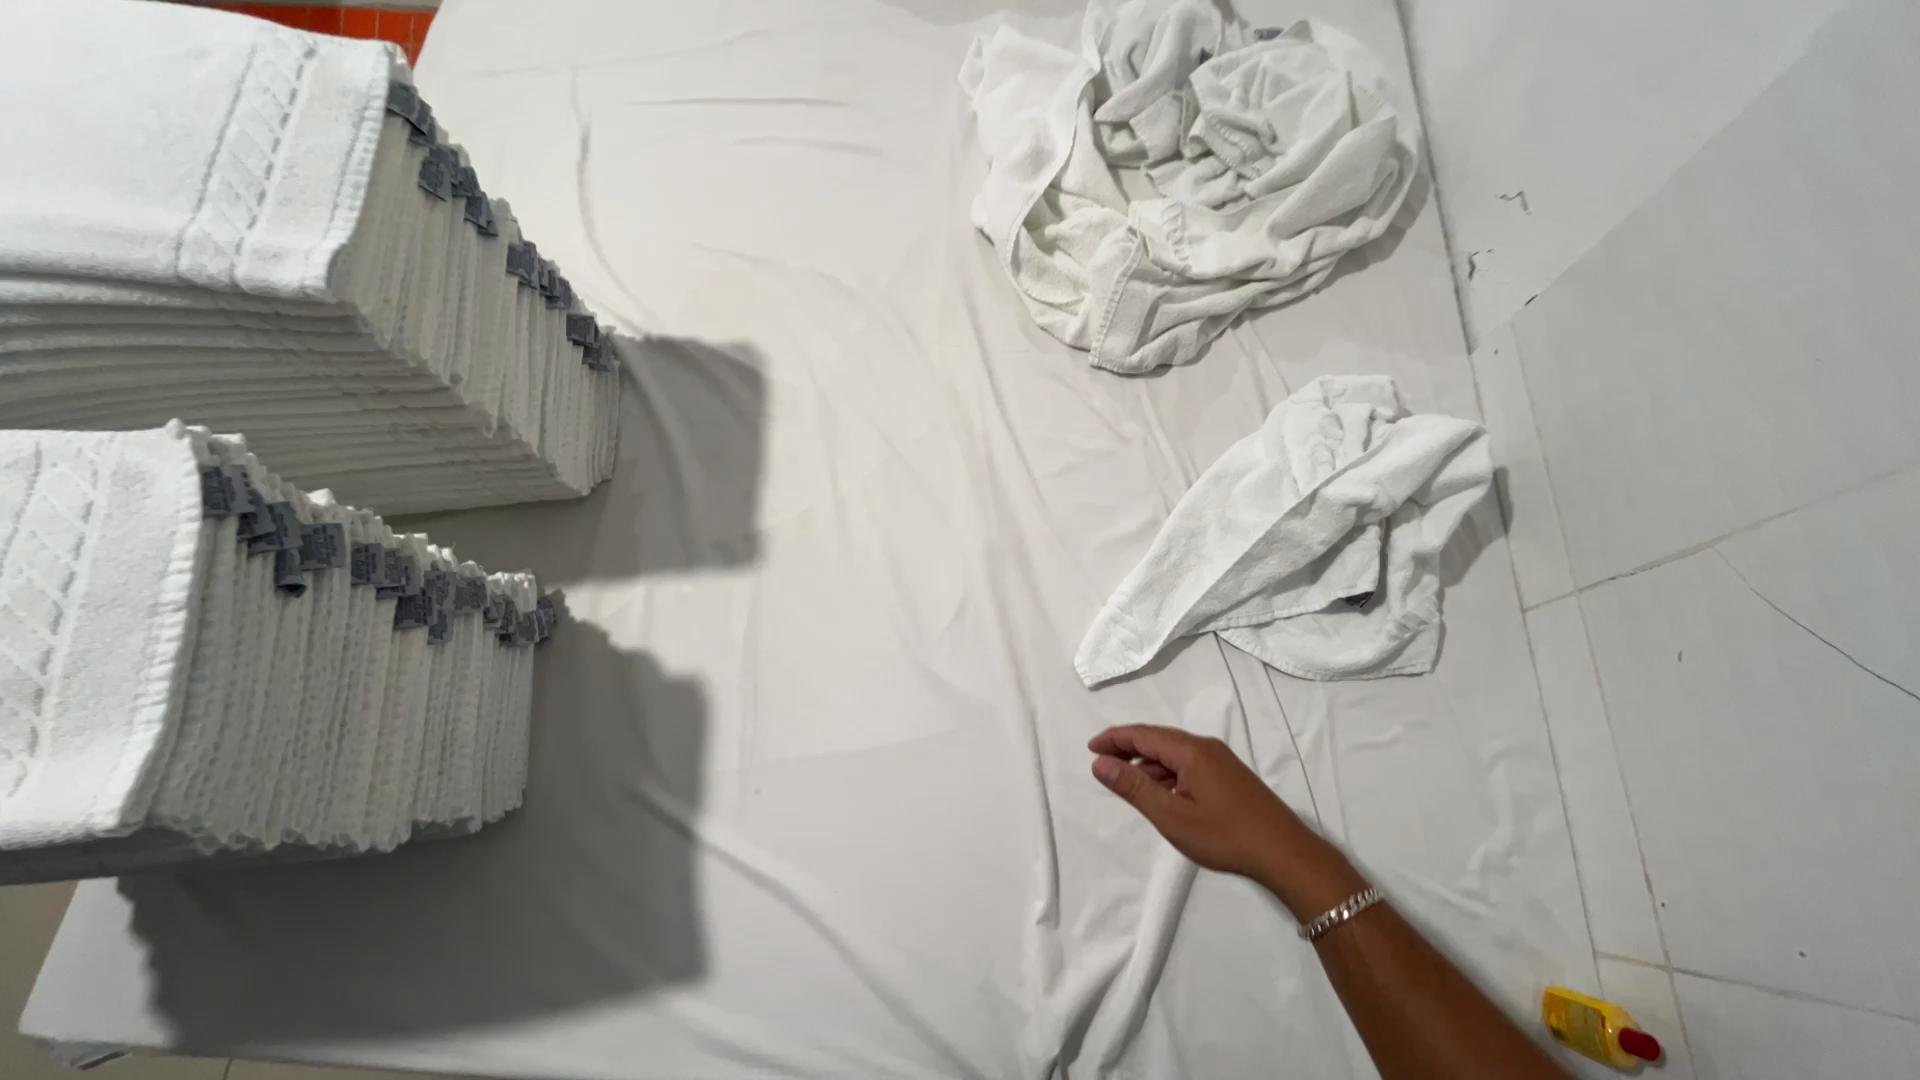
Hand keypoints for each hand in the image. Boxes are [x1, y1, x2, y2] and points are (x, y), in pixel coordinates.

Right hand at [1088, 725, 1364, 917]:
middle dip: (1127, 747)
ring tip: (1126, 781)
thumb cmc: (1224, 835)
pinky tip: (1161, 793)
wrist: (1286, 854)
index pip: (1142, 734)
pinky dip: (1166, 772)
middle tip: (1102, 763)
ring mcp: (1220, 760)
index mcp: (1190, 750)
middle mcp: (1205, 747)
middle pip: (1157, 738)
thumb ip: (1133, 787)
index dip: (1114, 739)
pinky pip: (1187, 764)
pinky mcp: (1229, 776)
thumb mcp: (1171, 815)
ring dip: (1147, 762)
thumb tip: (1100, 763)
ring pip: (1173, 753)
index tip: (1090, 748)